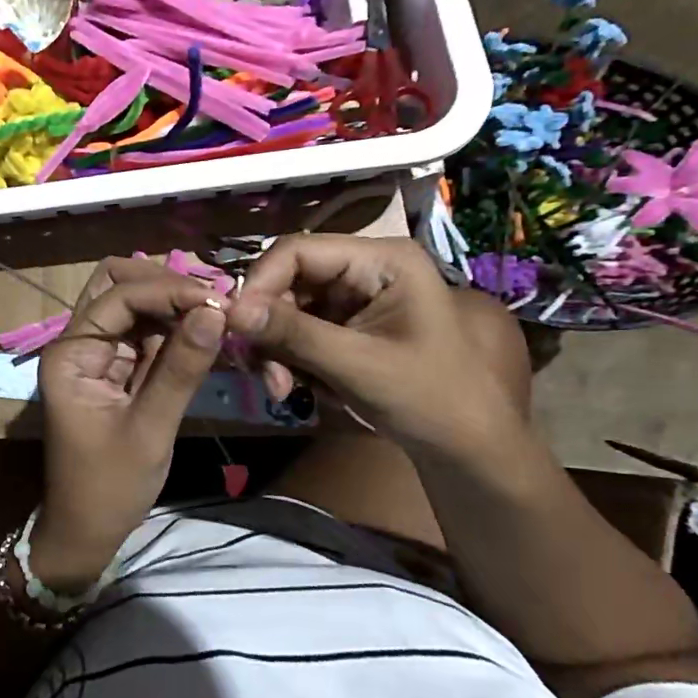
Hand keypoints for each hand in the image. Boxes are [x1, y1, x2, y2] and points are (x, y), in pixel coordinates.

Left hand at [35, 258, 228, 590]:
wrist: (86, 533)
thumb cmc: (109, 487)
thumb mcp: (150, 429)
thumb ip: (181, 368)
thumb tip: (216, 312)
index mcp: (71, 354)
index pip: (118, 297)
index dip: (168, 290)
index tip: (219, 299)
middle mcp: (80, 344)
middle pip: (118, 285)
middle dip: (165, 283)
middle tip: (215, 298)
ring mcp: (100, 355)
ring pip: (136, 305)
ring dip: (175, 303)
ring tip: (220, 310)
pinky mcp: (120, 370)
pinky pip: (148, 333)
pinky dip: (177, 328)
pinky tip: (208, 331)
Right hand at [225, 235, 536, 470]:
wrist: (465, 446)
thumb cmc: (429, 398)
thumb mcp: (359, 365)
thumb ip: (295, 335)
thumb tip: (231, 312)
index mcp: (381, 260)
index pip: (299, 250)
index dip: (260, 283)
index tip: (235, 327)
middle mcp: (364, 269)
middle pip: (289, 280)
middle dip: (269, 327)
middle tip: (264, 376)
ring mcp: (353, 298)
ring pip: (287, 309)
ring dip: (275, 349)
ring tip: (282, 389)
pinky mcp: (345, 326)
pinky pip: (298, 332)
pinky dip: (288, 359)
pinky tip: (297, 388)